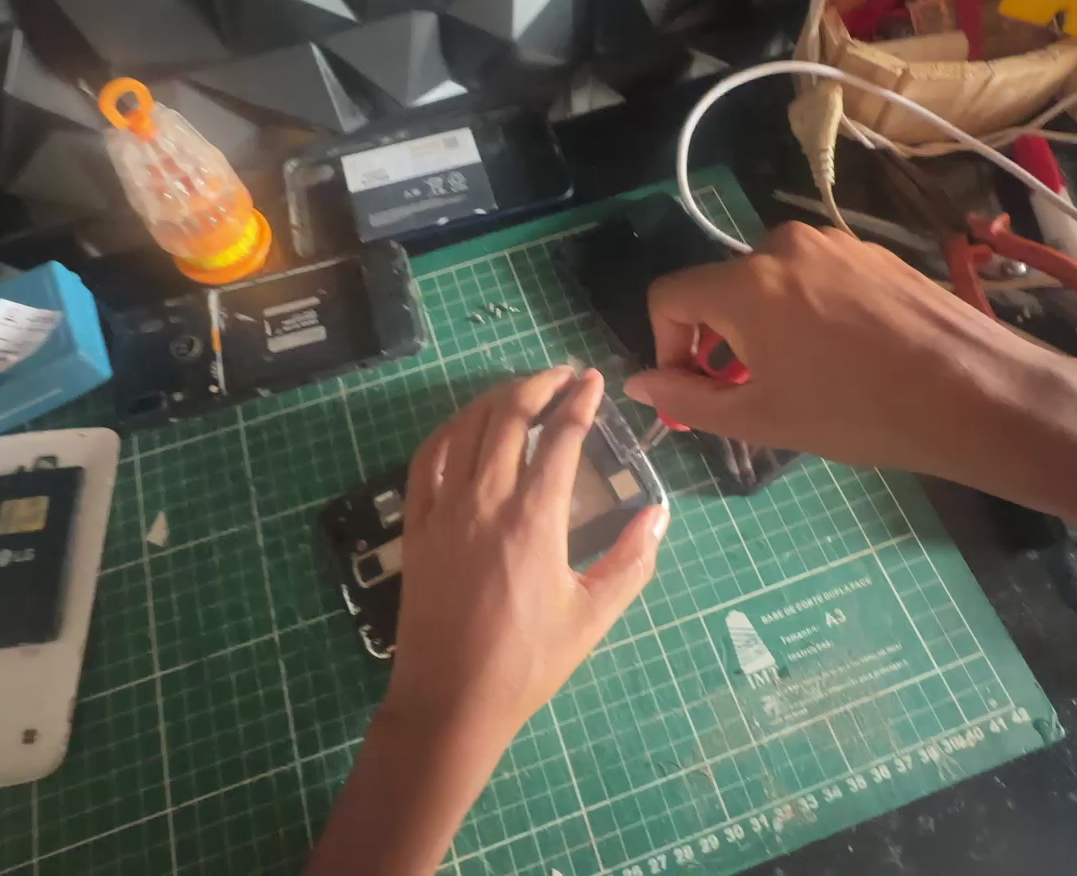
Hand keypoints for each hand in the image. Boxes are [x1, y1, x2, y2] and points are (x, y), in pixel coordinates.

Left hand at [384, 366, 668, 744]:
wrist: (451, 701)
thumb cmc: (527, 662)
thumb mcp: (593, 616)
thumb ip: (632, 561)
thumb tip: (659, 514)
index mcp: (534, 519)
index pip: (561, 438)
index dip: (580, 401)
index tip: (593, 380)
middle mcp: (486, 500)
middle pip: (509, 416)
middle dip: (539, 384)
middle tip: (562, 375)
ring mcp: (444, 509)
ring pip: (466, 427)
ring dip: (496, 398)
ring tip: (522, 390)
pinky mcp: (417, 524)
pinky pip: (427, 458)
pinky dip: (450, 429)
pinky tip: (466, 424)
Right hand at [623, 221, 1076, 485]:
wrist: (979, 394)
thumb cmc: (857, 413)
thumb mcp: (759, 417)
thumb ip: (686, 397)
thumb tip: (638, 382)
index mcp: (746, 283)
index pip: (668, 297)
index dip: (665, 345)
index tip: (691, 386)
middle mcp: (780, 246)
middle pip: (715, 289)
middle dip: (712, 340)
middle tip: (741, 390)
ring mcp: (829, 242)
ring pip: (761, 282)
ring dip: (754, 326)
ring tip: (792, 374)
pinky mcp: (867, 250)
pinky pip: (805, 275)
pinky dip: (796, 310)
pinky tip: (834, 352)